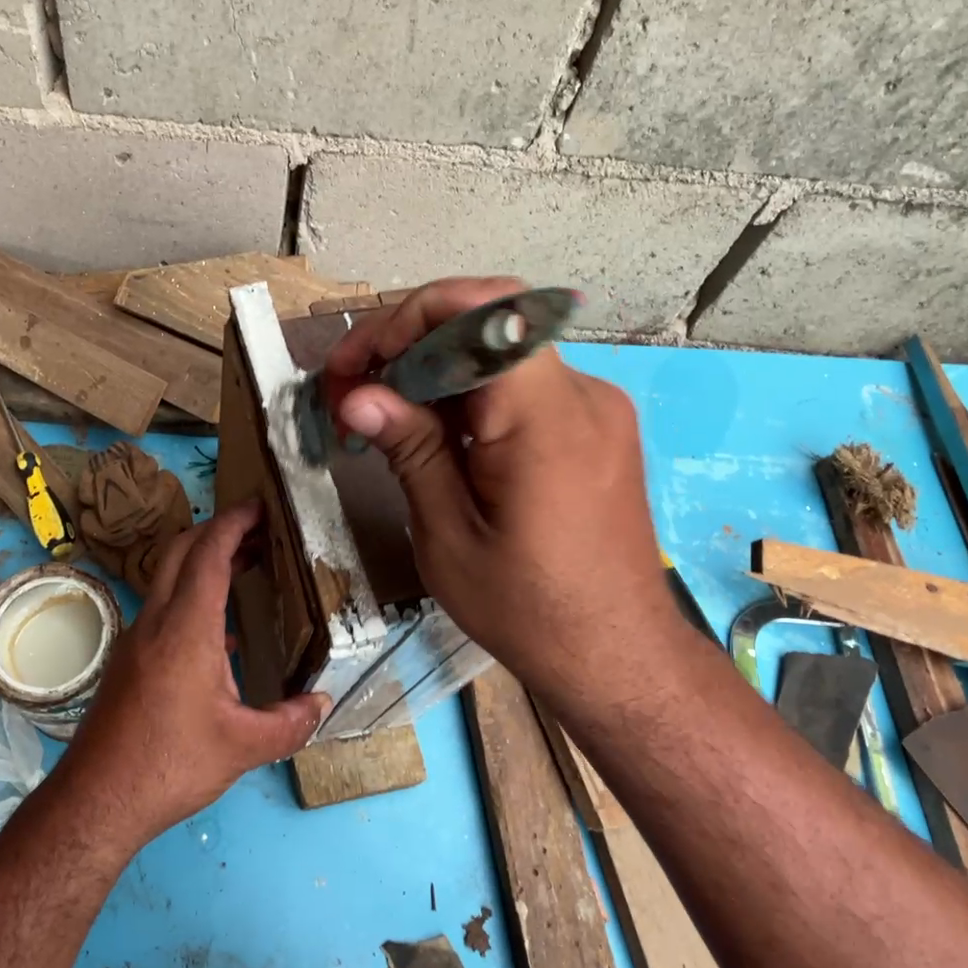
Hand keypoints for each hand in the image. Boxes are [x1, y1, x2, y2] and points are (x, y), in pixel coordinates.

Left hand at [57, 502, 329, 846]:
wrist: (97, 798)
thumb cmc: (170, 765)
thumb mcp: (242, 747)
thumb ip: (289, 724)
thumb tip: (321, 705)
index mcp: (186, 629)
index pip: (209, 554)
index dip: (234, 522)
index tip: (259, 506)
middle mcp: (155, 622)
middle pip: (180, 552)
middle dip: (218, 531)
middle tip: (257, 531)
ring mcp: (135, 640)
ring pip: (166, 578)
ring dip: (202, 563)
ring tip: (244, 568)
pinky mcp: (128, 661)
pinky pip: (161, 609)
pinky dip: (191, 597)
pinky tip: (220, 633)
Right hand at [325, 277, 686, 697]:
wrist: (618, 656)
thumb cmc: (528, 610)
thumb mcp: (449, 537)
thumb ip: (410, 452)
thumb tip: (357, 395)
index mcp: (545, 418)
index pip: (480, 310)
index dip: (405, 318)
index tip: (354, 366)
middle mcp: (581, 395)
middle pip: (484, 324)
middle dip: (405, 344)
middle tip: (349, 392)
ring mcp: (592, 408)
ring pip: (496, 353)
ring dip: (430, 371)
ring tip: (377, 417)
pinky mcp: (592, 427)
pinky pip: (519, 386)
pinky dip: (465, 395)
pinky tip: (429, 434)